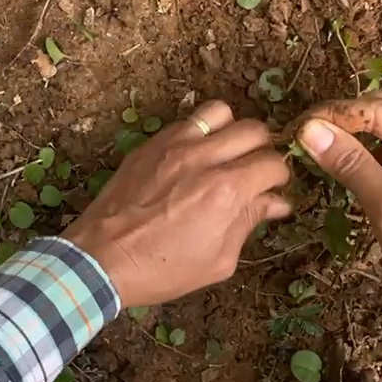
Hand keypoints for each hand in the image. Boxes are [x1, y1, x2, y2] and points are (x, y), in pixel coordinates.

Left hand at [63, 100, 291, 306]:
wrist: (102, 259)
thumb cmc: (163, 269)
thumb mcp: (218, 260)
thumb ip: (249, 222)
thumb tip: (277, 203)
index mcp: (226, 190)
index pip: (273, 163)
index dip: (279, 178)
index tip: (272, 189)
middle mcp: (203, 158)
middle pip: (254, 129)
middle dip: (262, 149)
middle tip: (252, 170)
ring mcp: (173, 146)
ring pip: (220, 112)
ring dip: (230, 130)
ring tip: (224, 153)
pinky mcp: (149, 144)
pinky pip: (185, 121)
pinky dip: (199, 132)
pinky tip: (193, 157)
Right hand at [296, 95, 381, 381]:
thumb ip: (352, 165)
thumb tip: (308, 129)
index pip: (381, 110)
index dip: (335, 114)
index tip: (294, 128)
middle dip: (340, 122)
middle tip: (297, 137)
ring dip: (349, 140)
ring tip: (310, 148)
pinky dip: (361, 160)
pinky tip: (336, 167)